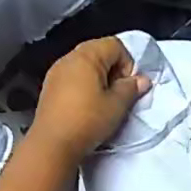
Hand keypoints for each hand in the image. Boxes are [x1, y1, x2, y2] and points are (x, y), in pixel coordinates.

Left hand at [25, 37, 151, 162]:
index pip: (115, 45)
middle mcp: (68, 58)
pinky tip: (85, 108)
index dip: (127, 64)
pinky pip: (71, 79)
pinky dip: (82, 87)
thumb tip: (142, 80)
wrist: (51, 145)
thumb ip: (131, 88)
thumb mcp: (116, 106)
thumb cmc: (87, 121)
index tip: (127, 87)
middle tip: (117, 96)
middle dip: (113, 71)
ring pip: (83, 67)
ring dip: (98, 80)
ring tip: (101, 104)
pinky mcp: (48, 89)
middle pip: (98, 53)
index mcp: (86, 56)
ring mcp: (55, 73)